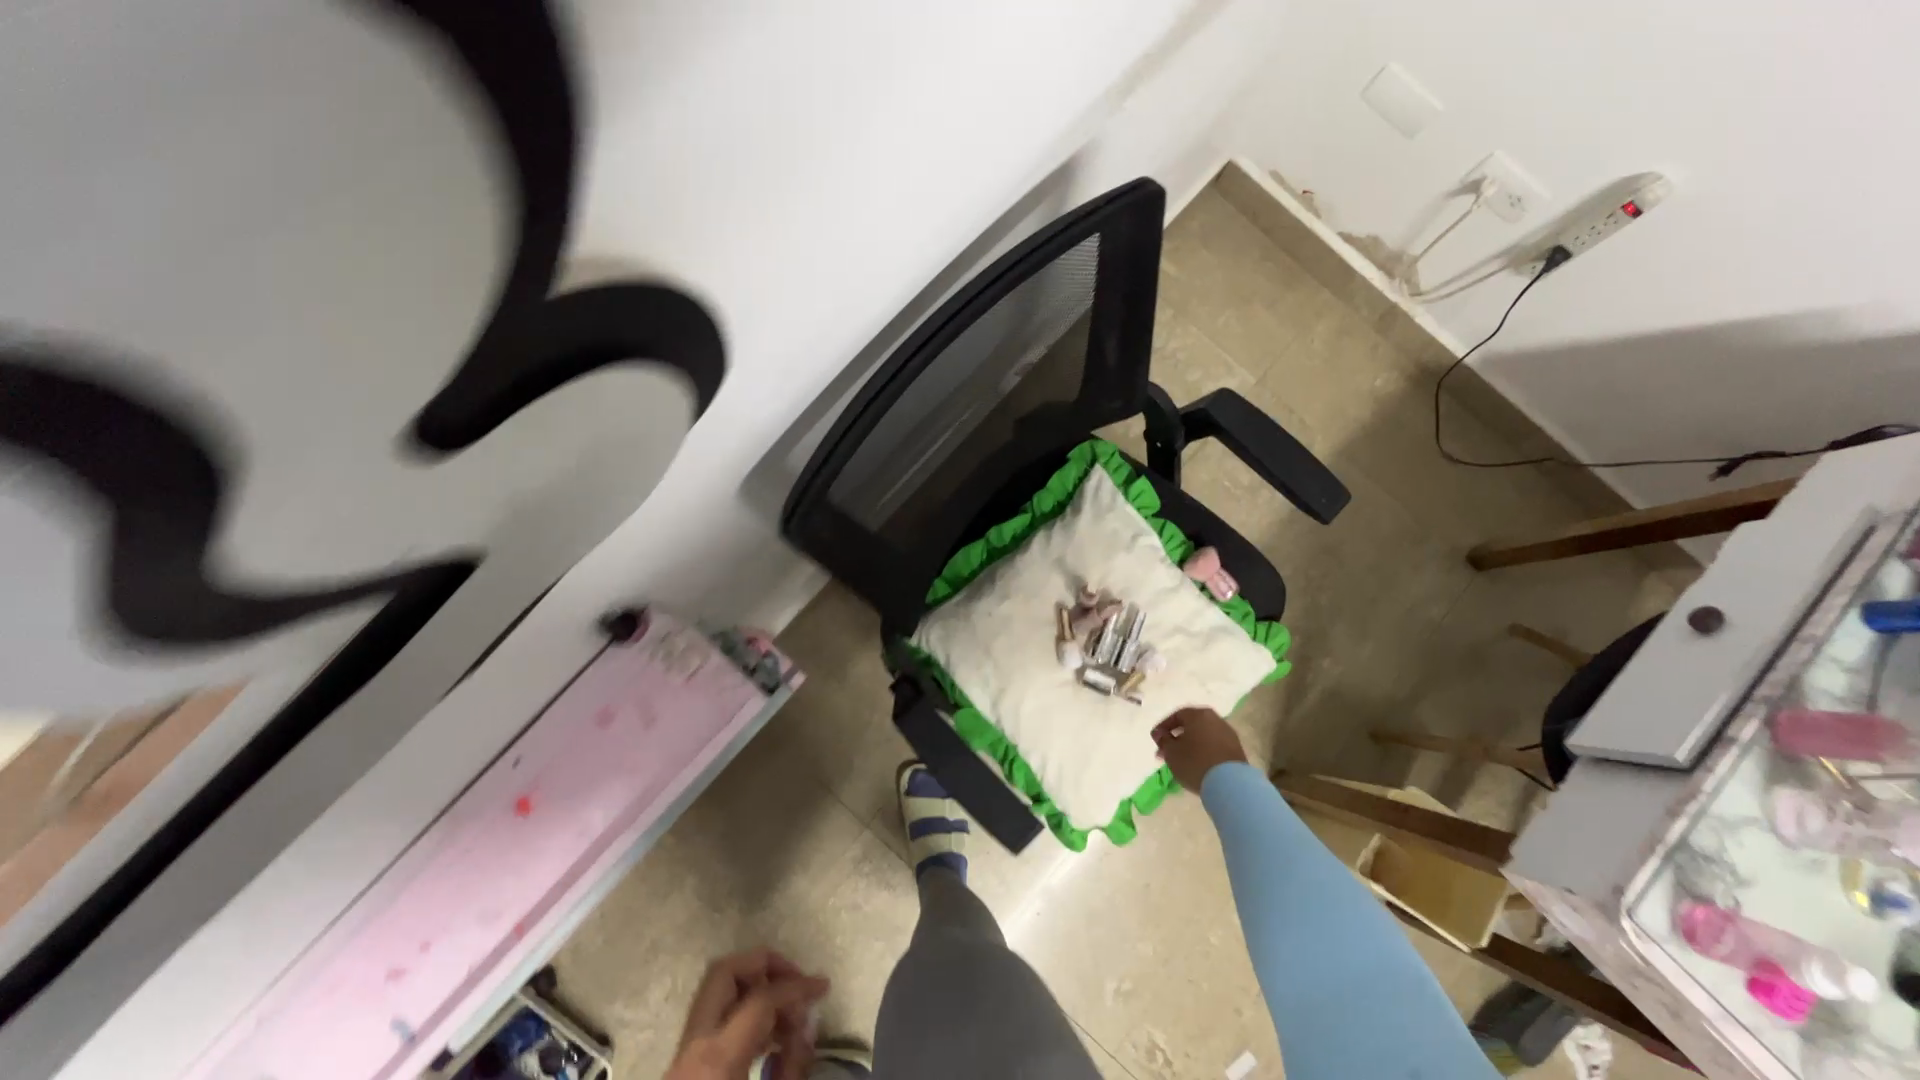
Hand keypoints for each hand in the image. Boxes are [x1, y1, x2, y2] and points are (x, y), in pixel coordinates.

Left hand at [664, 947, 829, 1079]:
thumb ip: (793, 1068)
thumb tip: (804, 1030)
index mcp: (717, 1060)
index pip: (761, 998)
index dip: (797, 986)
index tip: (823, 988)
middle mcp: (694, 1046)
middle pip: (724, 973)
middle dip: (764, 966)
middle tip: (796, 983)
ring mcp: (683, 1055)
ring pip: (716, 993)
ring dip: (754, 990)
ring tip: (789, 1018)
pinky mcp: (682, 1068)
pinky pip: (714, 1020)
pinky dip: (743, 1014)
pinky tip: (768, 1040)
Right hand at [1151, 706, 1247, 790]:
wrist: (1229, 783)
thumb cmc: (1195, 763)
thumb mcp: (1171, 752)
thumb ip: (1163, 740)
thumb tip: (1160, 733)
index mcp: (1199, 715)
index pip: (1177, 715)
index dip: (1164, 727)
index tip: (1156, 739)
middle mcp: (1215, 719)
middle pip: (1192, 725)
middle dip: (1177, 737)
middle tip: (1167, 751)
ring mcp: (1228, 734)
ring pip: (1204, 735)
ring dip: (1191, 745)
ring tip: (1181, 760)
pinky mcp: (1236, 749)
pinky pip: (1214, 745)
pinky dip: (1204, 751)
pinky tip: (1198, 764)